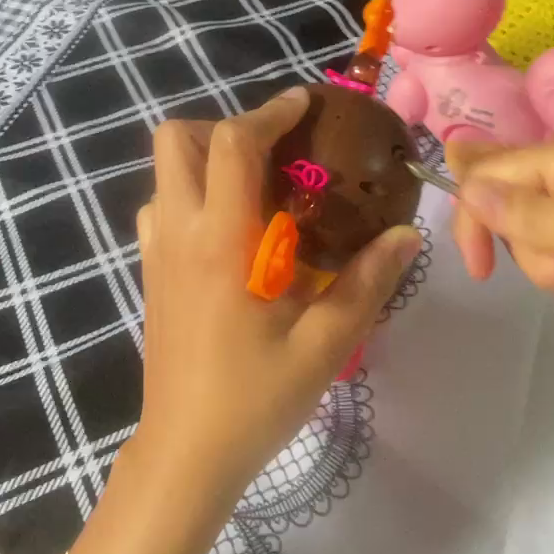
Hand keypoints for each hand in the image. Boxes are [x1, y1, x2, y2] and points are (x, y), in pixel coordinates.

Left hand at [66, 88, 420, 553]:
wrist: (186, 449)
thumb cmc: (256, 397)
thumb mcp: (324, 344)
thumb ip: (366, 281)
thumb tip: (404, 234)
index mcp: (221, 238)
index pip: (232, 143)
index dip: (268, 112)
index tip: (304, 104)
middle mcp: (179, 229)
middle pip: (177, 138)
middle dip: (223, 127)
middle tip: (274, 152)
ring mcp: (155, 248)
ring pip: (164, 170)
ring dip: (205, 159)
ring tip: (257, 188)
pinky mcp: (149, 268)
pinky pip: (160, 205)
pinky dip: (190, 193)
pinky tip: (230, 230)